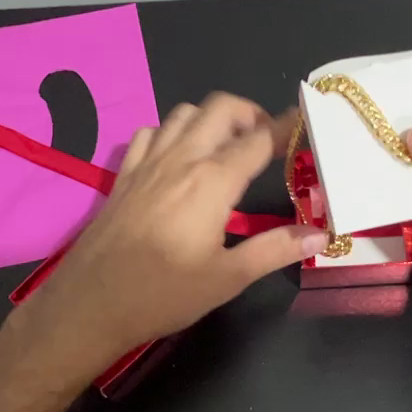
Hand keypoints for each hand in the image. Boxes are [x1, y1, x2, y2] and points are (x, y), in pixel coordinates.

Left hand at [12, 93, 327, 372]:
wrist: (90, 304)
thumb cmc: (163, 294)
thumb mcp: (228, 277)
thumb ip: (276, 249)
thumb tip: (320, 234)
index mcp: (213, 181)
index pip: (259, 139)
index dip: (287, 126)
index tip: (306, 121)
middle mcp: (181, 159)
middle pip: (221, 108)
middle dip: (250, 112)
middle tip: (267, 138)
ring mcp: (148, 162)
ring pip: (184, 113)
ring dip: (211, 119)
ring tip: (227, 145)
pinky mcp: (124, 174)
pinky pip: (150, 132)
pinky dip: (171, 132)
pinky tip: (178, 158)